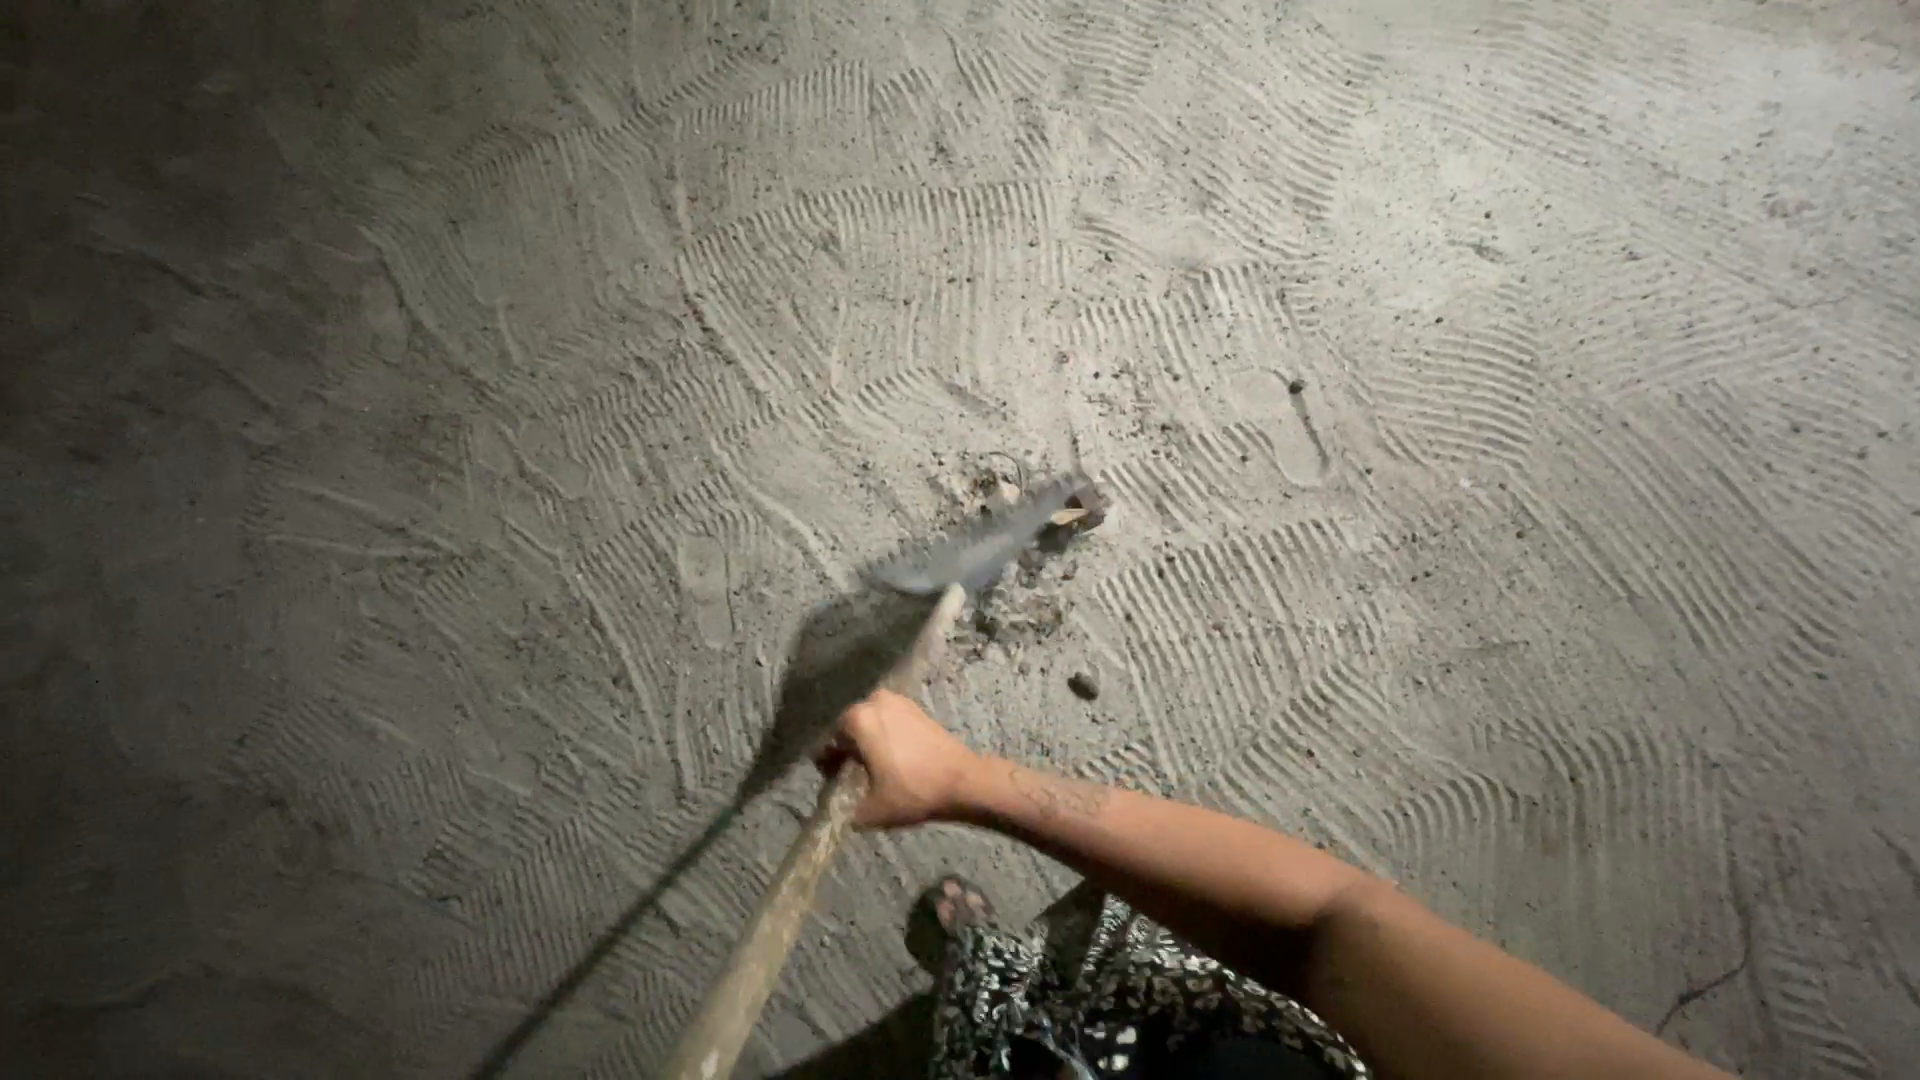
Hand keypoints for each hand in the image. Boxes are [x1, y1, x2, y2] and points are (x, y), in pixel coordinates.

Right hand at [816, 689, 981, 827]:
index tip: (832, 780)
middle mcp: (875, 701)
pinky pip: (890, 720)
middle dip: (848, 749)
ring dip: (867, 741)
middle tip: (850, 774)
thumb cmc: (913, 790)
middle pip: (850, 727)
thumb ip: (846, 808)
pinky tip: (892, 757)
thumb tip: (841, 808)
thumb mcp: (871, 810)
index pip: (830, 741)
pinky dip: (886, 735)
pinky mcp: (917, 707)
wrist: (963, 780)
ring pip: (871, 722)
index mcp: (858, 719)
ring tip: (872, 767)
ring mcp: (898, 701)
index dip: (828, 762)